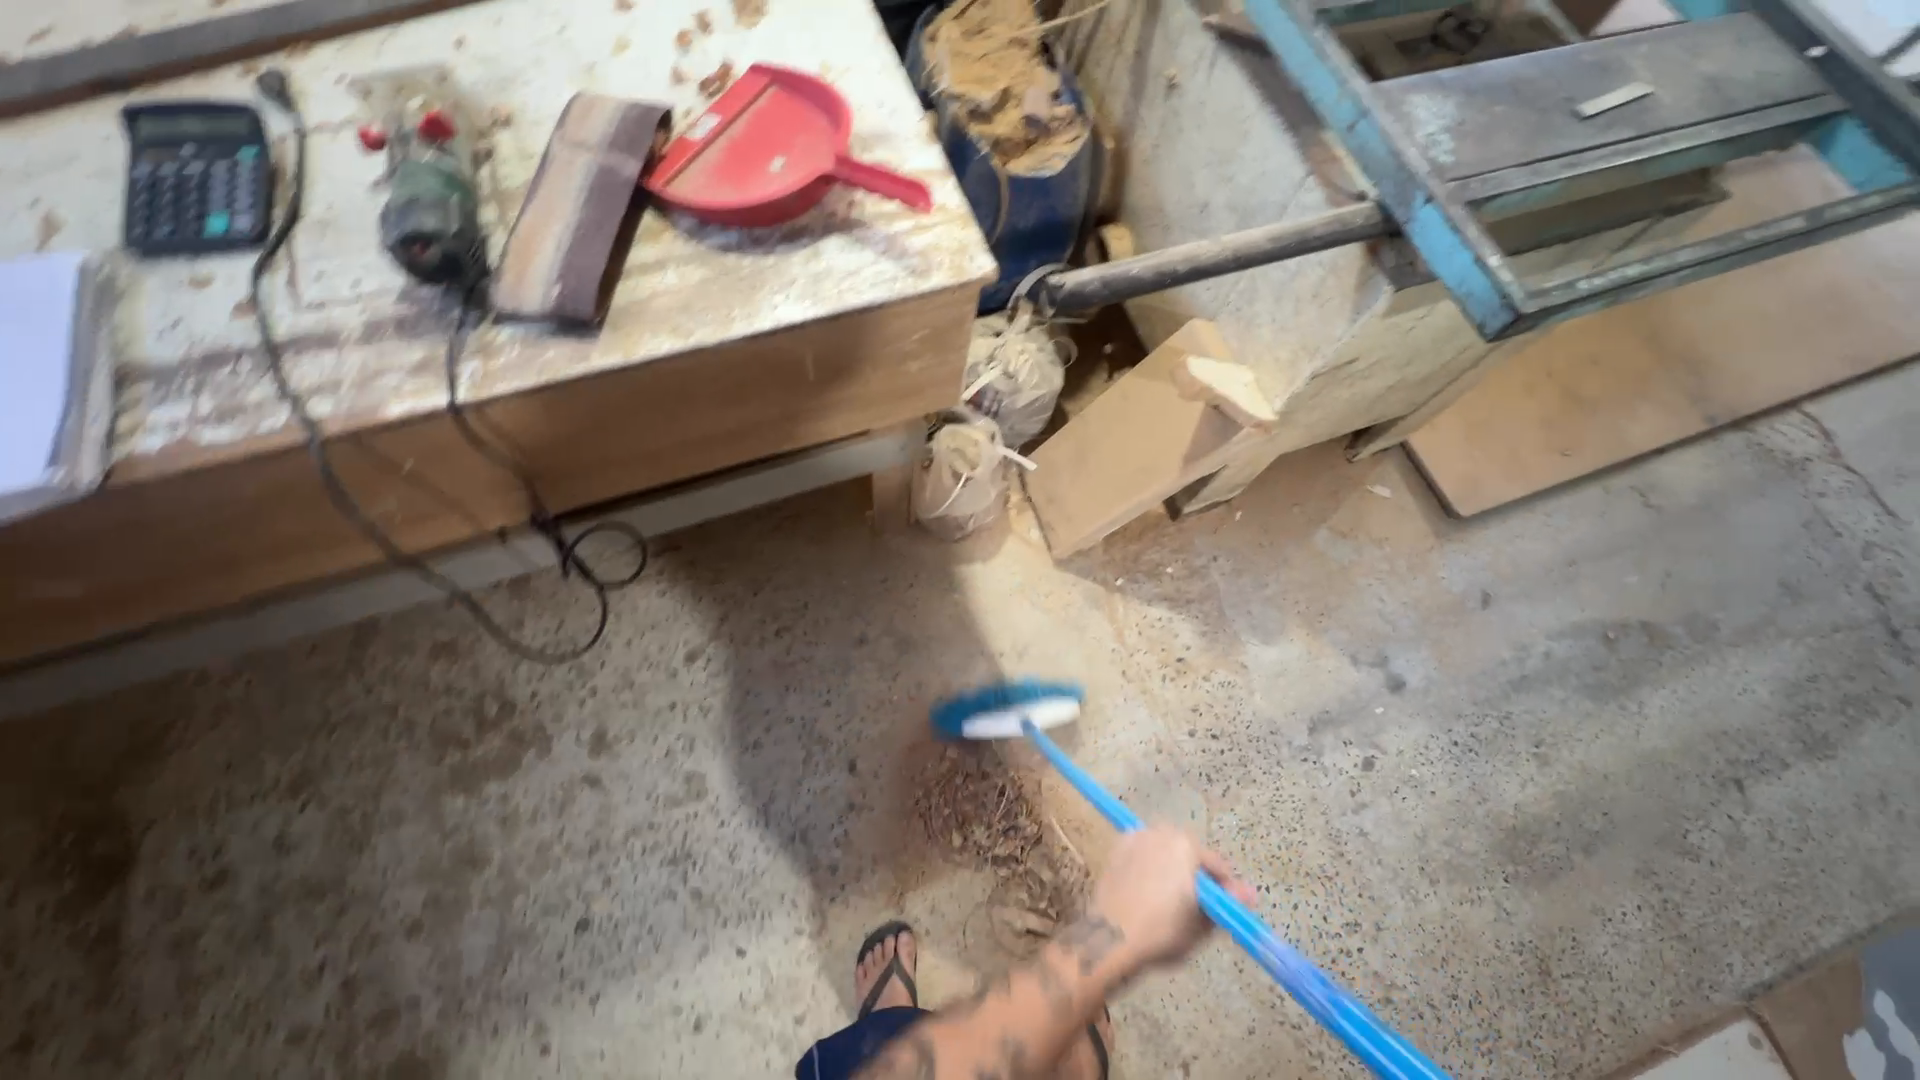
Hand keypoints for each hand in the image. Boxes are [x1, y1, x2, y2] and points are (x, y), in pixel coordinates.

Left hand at [1086, 825, 1255, 974]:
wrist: (1110, 935)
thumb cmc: (1161, 932)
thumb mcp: (1201, 925)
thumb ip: (1226, 904)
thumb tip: (1250, 893)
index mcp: (1187, 846)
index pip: (1217, 867)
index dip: (1224, 890)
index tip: (1223, 910)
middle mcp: (1162, 832)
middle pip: (1190, 853)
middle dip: (1196, 875)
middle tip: (1195, 905)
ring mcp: (1137, 836)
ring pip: (1166, 850)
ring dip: (1173, 867)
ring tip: (1171, 898)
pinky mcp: (1118, 846)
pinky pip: (1144, 852)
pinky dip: (1150, 864)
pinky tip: (1148, 888)